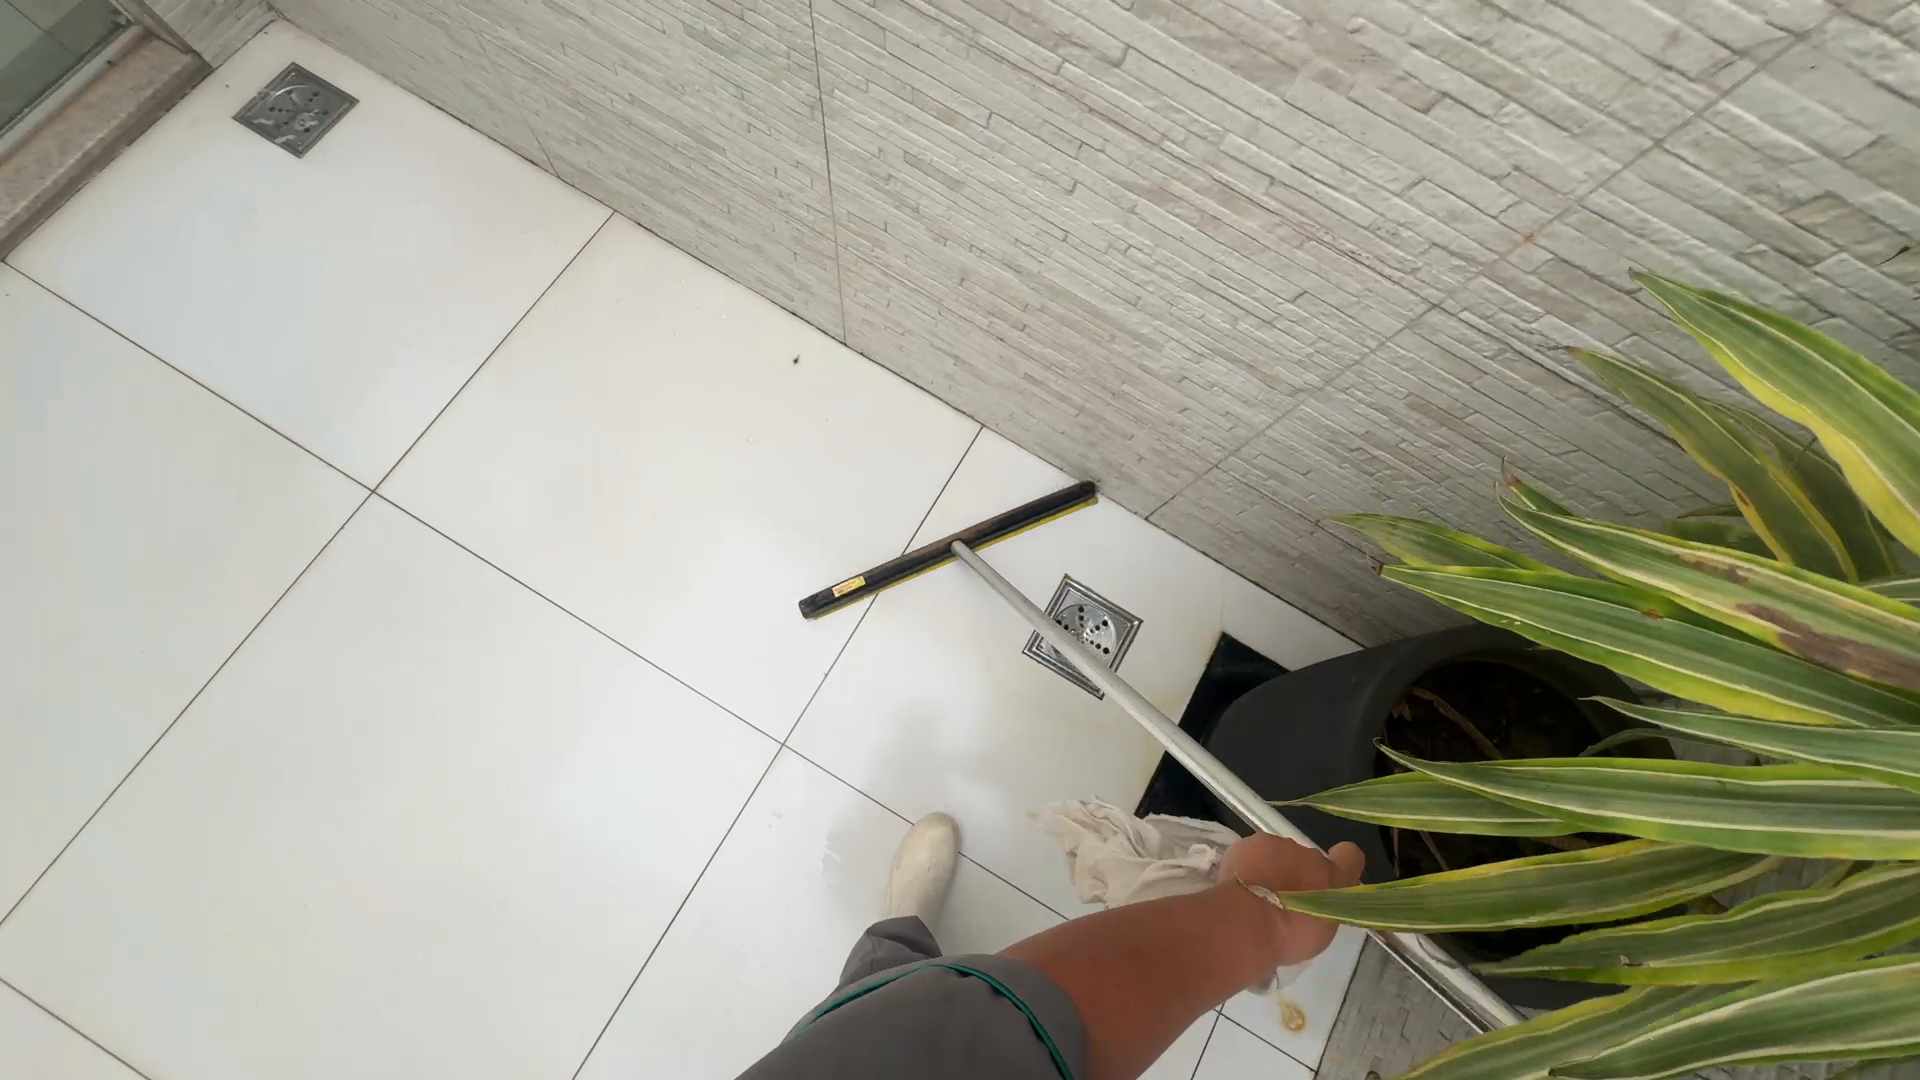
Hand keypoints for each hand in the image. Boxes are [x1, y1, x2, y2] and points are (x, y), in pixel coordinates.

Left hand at [1215, 834, 1365, 966]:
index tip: (1327, 876)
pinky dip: (1252, 862)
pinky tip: (1243, 880)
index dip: (1340, 862)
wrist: (1249, 918)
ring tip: (1258, 890)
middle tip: (1283, 896)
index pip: (1350, 856)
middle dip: (1297, 872)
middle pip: (1307, 859)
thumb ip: (1322, 905)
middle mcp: (1311, 856)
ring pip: (1279, 853)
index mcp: (1334, 879)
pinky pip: (1256, 850)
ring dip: (1273, 866)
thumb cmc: (1288, 935)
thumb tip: (1313, 900)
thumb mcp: (1318, 928)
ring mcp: (1281, 845)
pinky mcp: (1253, 841)